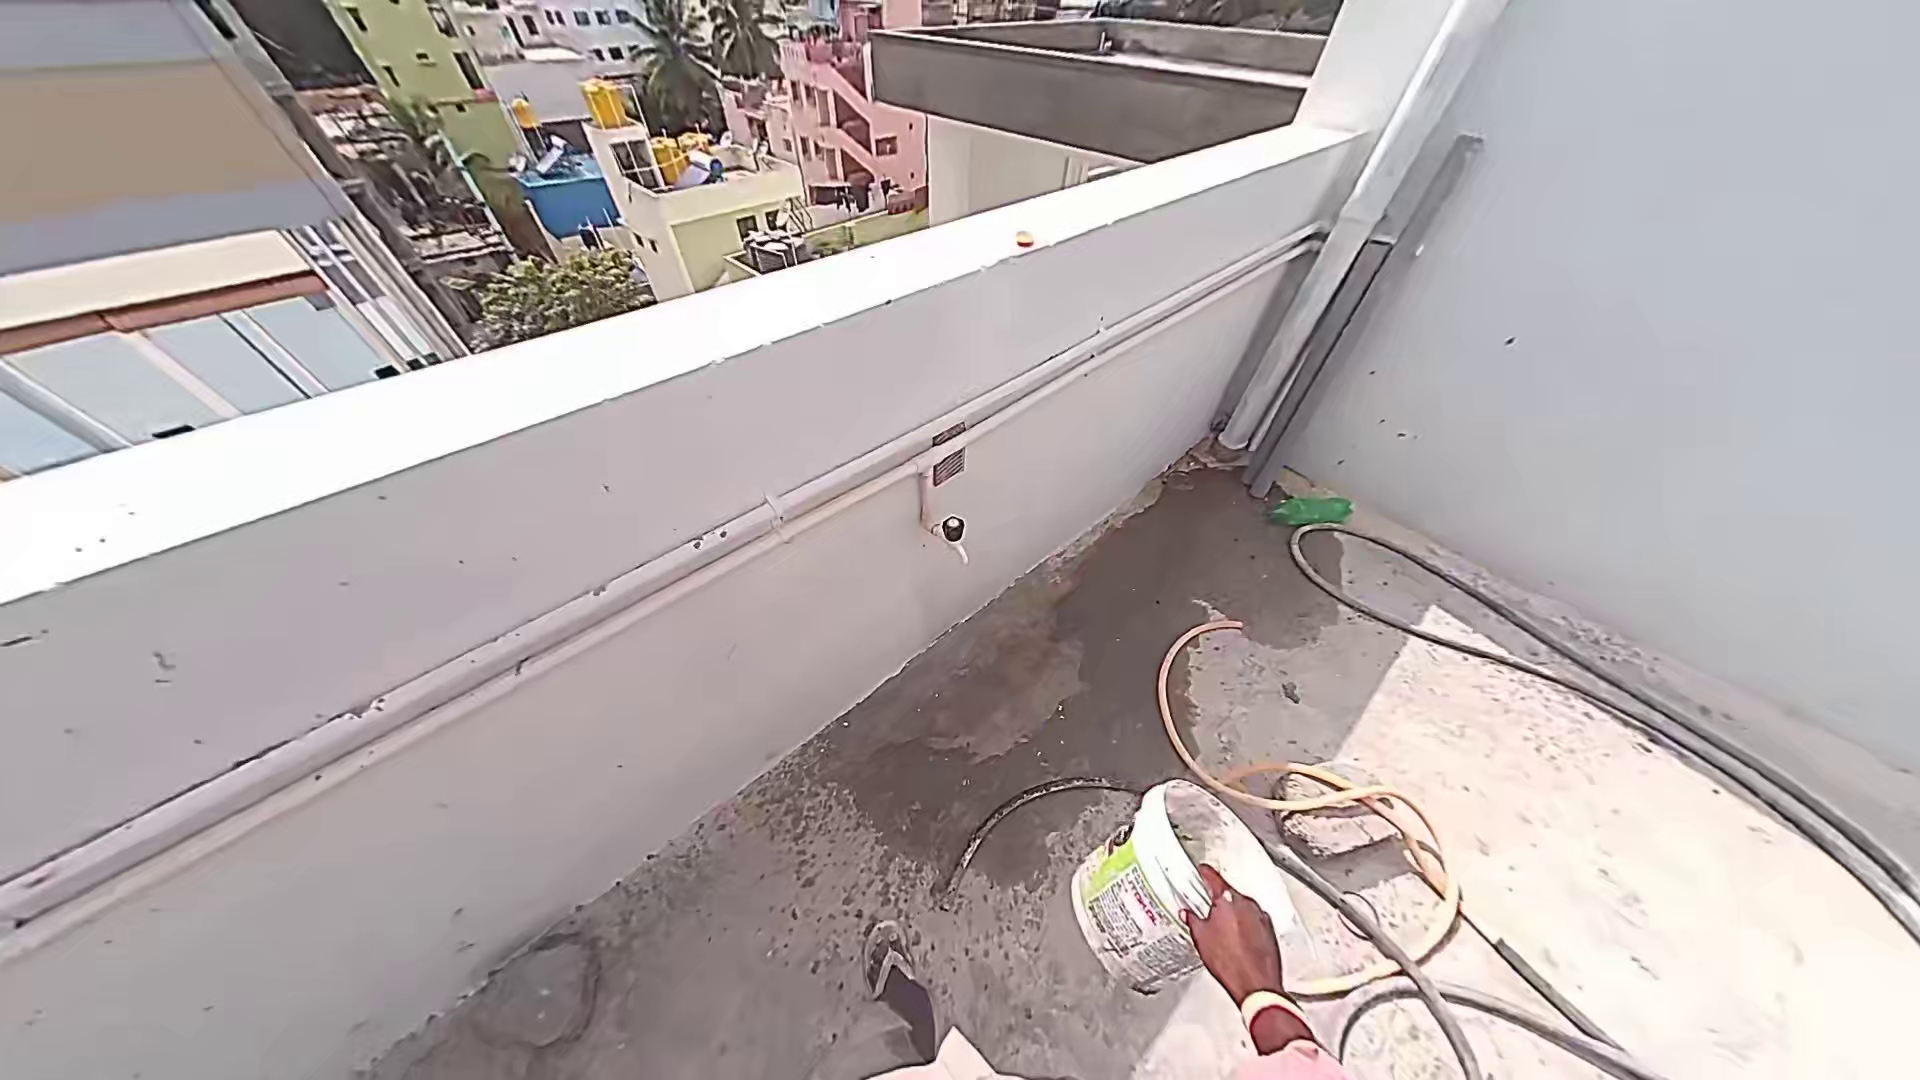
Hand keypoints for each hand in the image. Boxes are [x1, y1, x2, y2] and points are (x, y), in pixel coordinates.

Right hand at [1183, 864, 1282, 1003]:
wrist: (1258, 988)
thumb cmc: (1231, 964)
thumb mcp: (1201, 937)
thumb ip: (1192, 919)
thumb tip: (1188, 914)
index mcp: (1227, 899)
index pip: (1213, 876)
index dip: (1204, 872)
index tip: (1202, 870)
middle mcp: (1246, 903)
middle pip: (1229, 893)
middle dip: (1219, 900)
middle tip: (1209, 909)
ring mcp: (1261, 917)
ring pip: (1243, 907)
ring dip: (1234, 913)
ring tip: (1224, 931)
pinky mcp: (1270, 932)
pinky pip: (1255, 921)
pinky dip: (1246, 925)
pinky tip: (1239, 940)